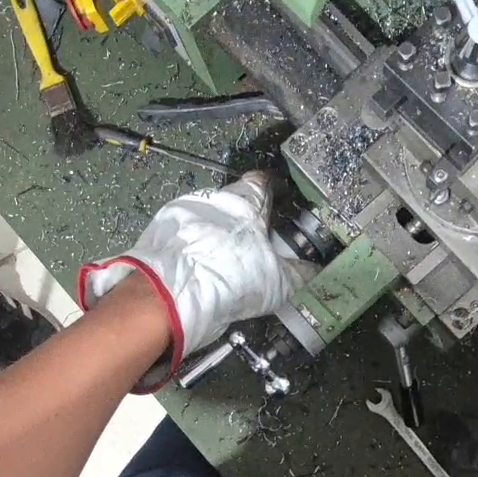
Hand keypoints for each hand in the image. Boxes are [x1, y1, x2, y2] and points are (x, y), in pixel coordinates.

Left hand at [77, 171, 303, 389]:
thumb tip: (317, 272)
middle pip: (232, 201)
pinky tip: (196, 269)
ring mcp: (182, 211)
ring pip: (205, 217)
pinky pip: (182, 235)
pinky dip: (190, 248)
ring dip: (213, 233)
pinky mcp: (159, 230)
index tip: (277, 200)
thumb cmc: (231, 278)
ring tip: (221, 261)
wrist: (171, 294)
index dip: (272, 191)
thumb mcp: (276, 283)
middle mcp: (213, 197)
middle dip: (241, 219)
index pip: (262, 182)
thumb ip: (299, 274)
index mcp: (246, 202)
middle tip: (251, 244)